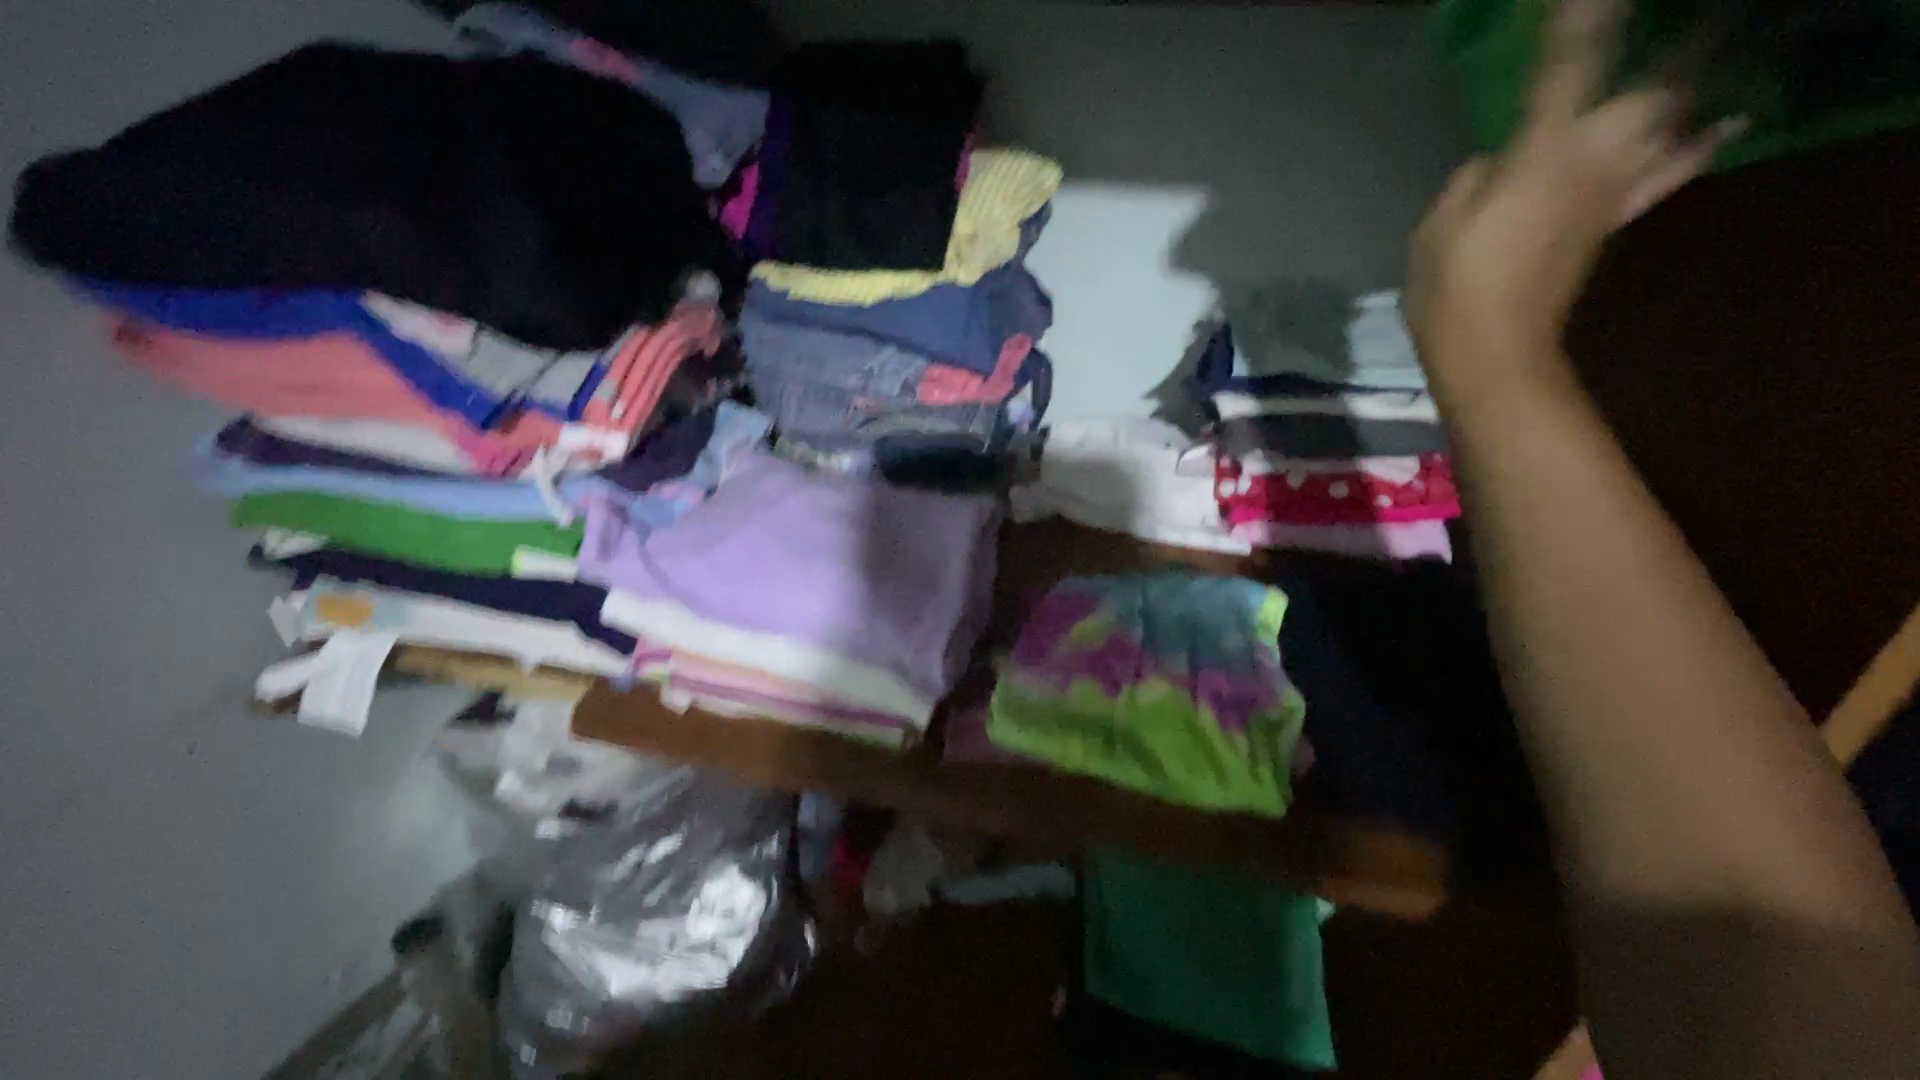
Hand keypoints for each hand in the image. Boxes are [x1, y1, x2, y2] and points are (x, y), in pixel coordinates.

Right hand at [1406, 0, 1741, 396]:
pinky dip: (1694, 147)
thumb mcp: (1435, 229)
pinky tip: (1719, 125)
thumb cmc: (1452, 290)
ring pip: (1663, 123)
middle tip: (1619, 33)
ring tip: (1690, 54)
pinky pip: (1666, 174)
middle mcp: (1590, 161)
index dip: (1578, 24)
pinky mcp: (1612, 221)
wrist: (1493, 351)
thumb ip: (1469, 180)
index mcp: (1538, 155)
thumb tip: (1495, 163)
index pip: (1566, 70)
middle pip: (1641, 91)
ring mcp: (1609, 192)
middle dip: (1645, 58)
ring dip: (1675, 88)